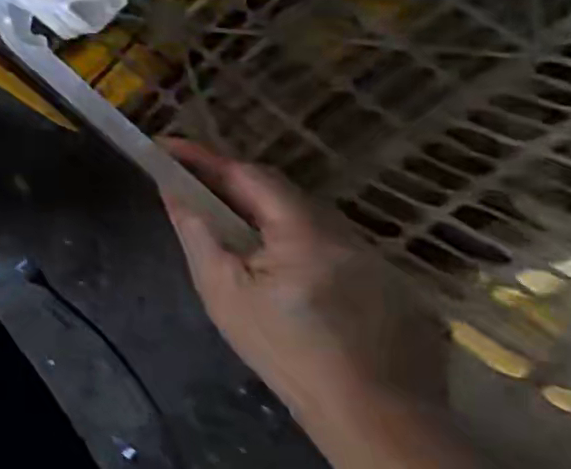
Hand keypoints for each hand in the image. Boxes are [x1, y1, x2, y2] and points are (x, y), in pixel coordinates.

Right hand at [160, 140, 449, 411]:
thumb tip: (172, 189)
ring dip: (273, 217)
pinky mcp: (403, 296)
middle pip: (284, 194)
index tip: (166, 146)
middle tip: (196, 186)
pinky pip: (342, 253)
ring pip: (316, 223)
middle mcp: (350, 239)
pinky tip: (293, 277)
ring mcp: (383, 267)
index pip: (248, 174)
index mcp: (305, 233)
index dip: (205, 158)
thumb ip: (196, 231)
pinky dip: (307, 248)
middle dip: (236, 185)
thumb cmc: (286, 350)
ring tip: (238, 230)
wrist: (376, 424)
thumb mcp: (222, 290)